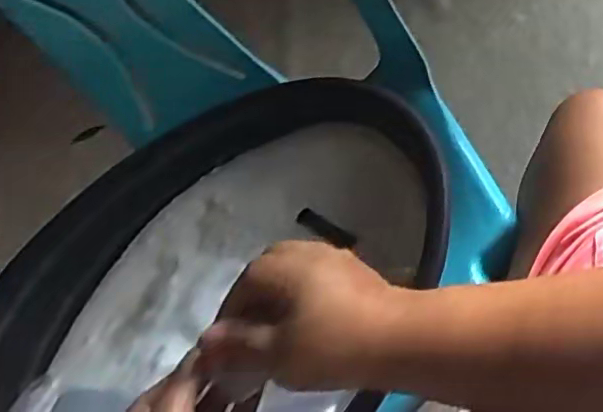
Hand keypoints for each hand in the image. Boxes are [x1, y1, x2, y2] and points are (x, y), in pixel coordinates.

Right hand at [130, 240, 402, 411]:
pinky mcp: (353, 268)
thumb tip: (209, 336)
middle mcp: (311, 249)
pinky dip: (301, 293)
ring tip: (273, 333)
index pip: (245, 279)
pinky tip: (304, 323)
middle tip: (247, 335)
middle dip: (253, 298)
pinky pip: (316, 273)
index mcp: (288, 264)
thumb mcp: (274, 353)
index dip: (230, 312)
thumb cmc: (330, 343)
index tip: (226, 346)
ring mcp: (336, 255)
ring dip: (278, 295)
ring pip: (294, 268)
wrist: (393, 334)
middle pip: (270, 265)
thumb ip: (238, 343)